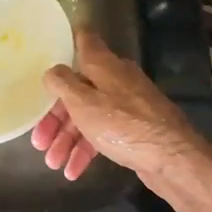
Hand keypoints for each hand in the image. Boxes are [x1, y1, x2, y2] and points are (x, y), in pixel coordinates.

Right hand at [32, 31, 203, 181]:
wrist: (172, 158)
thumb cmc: (122, 124)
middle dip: (56, 115)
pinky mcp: (135, 130)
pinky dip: (87, 149)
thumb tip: (52, 71)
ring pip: (90, 115)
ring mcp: (128, 105)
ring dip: (68, 138)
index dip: (67, 41)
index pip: (84, 40)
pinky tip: (73, 171)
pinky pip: (104, 134)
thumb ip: (63, 84)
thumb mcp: (84, 102)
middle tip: (39, 141)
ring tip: (53, 164)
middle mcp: (116, 79)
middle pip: (79, 88)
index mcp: (104, 65)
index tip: (46, 51)